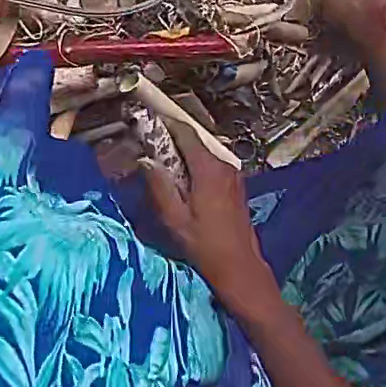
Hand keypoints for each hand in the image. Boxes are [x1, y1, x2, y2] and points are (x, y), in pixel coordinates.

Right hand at [141, 120, 284, 318]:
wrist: (240, 267)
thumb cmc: (206, 246)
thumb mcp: (175, 219)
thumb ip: (160, 186)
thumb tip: (146, 161)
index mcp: (209, 169)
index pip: (186, 133)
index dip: (167, 123)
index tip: (149, 119)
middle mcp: (224, 165)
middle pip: (195, 141)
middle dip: (172, 140)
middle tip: (150, 145)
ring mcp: (233, 174)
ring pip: (203, 153)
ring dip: (184, 154)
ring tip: (164, 164)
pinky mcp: (235, 184)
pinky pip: (212, 165)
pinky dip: (196, 165)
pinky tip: (184, 181)